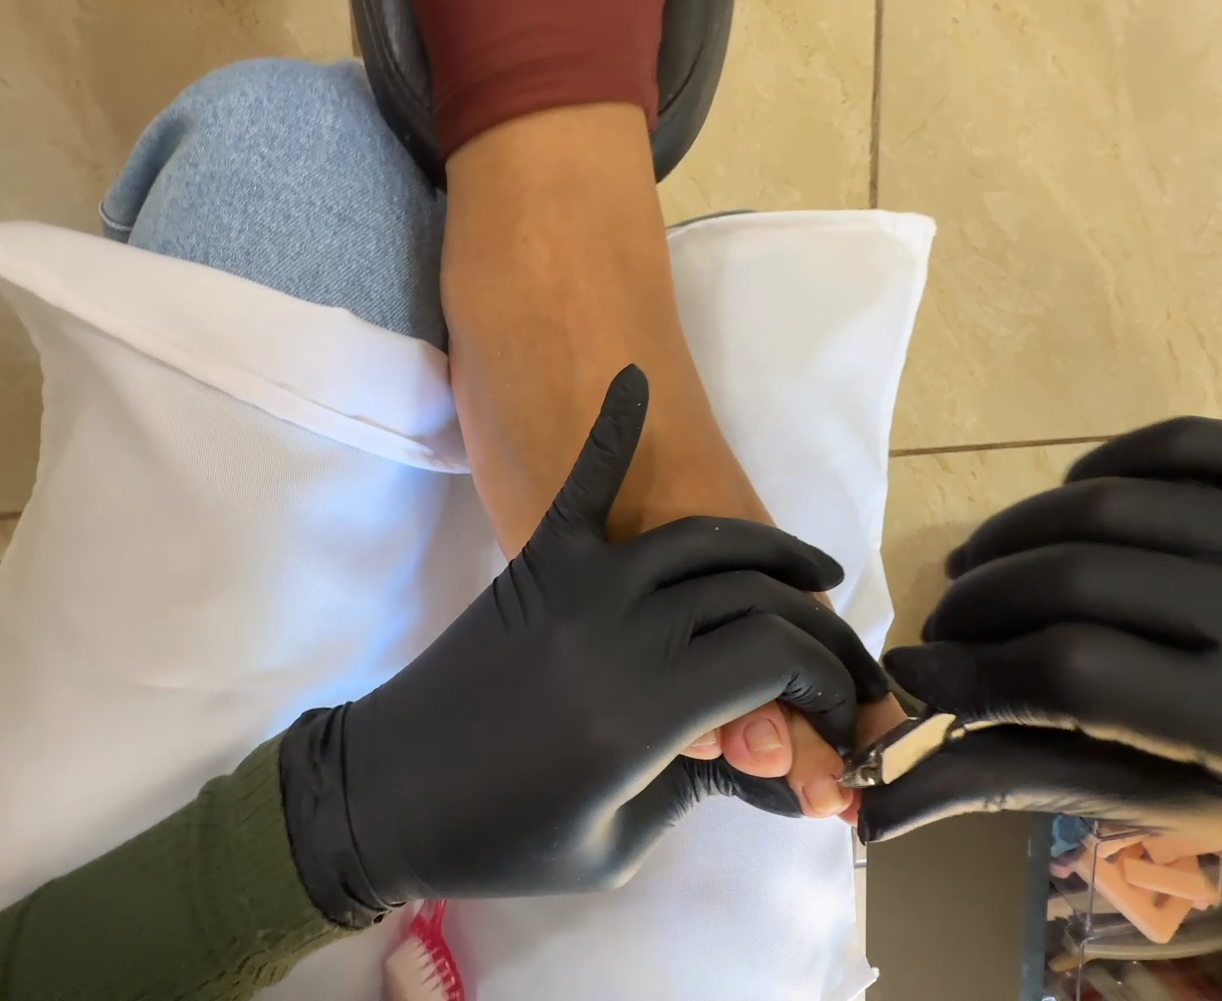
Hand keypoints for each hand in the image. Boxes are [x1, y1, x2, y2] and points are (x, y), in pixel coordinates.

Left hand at [281, 366, 887, 921]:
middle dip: (813, 632)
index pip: (774, 660)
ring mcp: (576, 583)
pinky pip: (584, 483)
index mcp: (642, 713)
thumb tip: (799, 763)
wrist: (387, 791)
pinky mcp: (538, 560)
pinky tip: (636, 380)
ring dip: (765, 549)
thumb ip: (712, 783)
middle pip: (751, 599)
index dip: (823, 681)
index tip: (833, 713)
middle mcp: (618, 630)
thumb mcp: (622, 841)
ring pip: (699, 541)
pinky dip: (613, 428)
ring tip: (810, 570)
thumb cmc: (503, 839)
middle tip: (834, 660)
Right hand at [856, 417, 1221, 877]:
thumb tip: (877, 783)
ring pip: (1112, 503)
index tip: (913, 673)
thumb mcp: (1152, 806)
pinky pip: (1179, 441)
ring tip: (977, 565)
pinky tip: (1067, 505)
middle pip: (1083, 577)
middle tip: (943, 622)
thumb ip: (1010, 778)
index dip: (973, 670)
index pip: (1077, 675)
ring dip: (1013, 533)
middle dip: (980, 599)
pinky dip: (1098, 468)